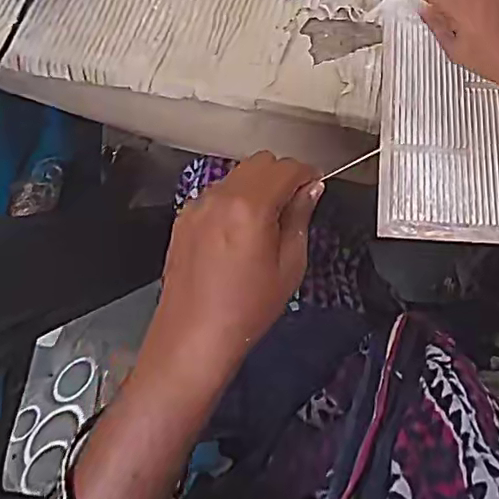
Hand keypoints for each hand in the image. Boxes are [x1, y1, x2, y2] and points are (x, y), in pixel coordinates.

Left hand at [149, 153, 322, 376]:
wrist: (194, 336)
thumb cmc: (244, 309)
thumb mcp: (290, 265)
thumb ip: (300, 217)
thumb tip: (310, 191)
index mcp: (250, 207)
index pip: (287, 168)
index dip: (307, 175)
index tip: (314, 187)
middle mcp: (220, 198)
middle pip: (260, 162)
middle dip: (282, 176)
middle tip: (294, 204)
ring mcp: (198, 206)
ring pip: (237, 174)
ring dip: (257, 186)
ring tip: (266, 222)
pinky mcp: (184, 218)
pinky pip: (217, 193)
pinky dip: (234, 199)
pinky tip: (240, 231)